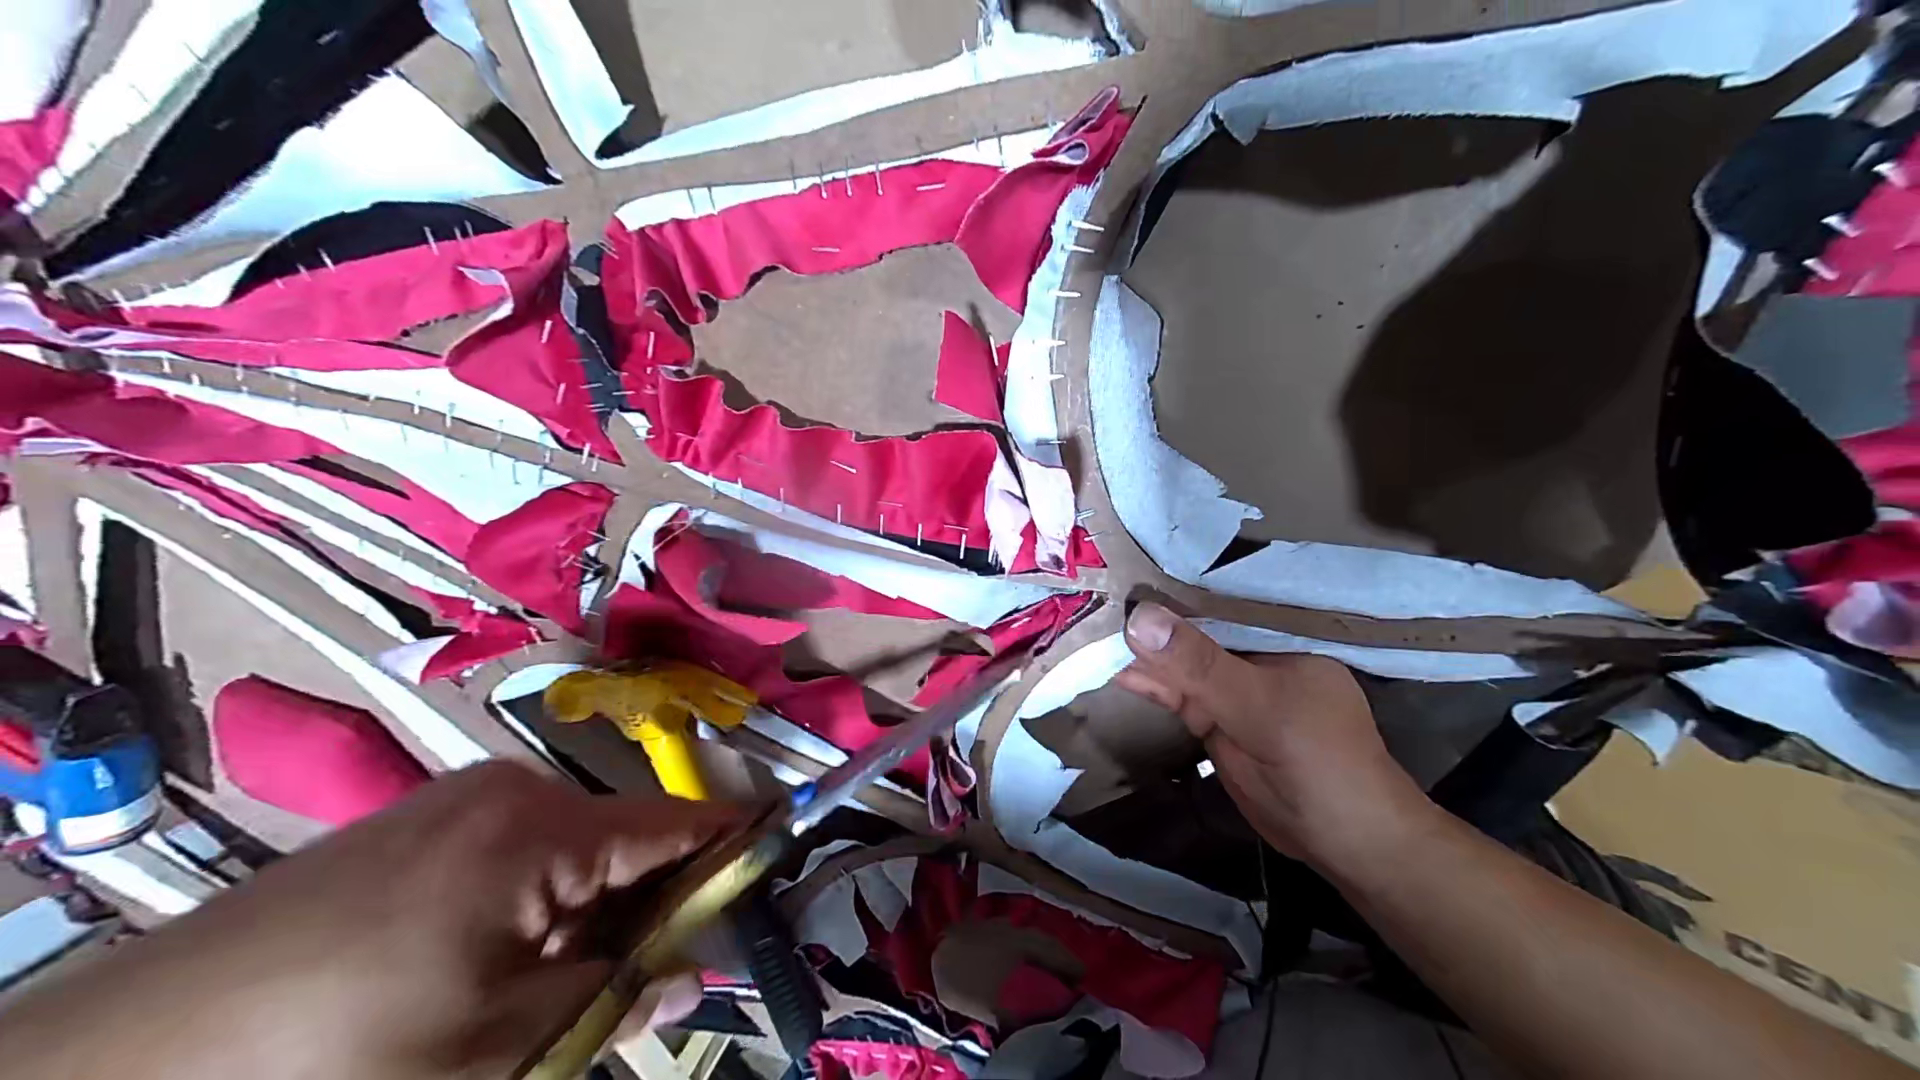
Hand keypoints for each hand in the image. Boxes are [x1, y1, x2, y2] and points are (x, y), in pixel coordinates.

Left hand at [0, 762, 738, 1079]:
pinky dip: (543, 904)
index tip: (778, 861)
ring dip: (591, 915)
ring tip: (563, 989)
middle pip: (624, 841)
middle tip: (652, 977)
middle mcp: (513, 789)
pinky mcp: (428, 821)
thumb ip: (615, 998)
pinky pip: (523, 852)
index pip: (673, 824)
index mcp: (539, 824)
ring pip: (574, 852)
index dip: (731, 845)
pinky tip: (506, 965)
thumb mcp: (497, 1047)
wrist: (131, 1055)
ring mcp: (465, 800)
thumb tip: (697, 971)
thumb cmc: (338, 1047)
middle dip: (648, 908)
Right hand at [1116, 603, 1437, 870]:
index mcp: (1278, 635)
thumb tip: (1138, 617)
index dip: (1172, 587)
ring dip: (1143, 655)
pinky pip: (1177, 694)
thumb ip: (1199, 665)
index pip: (1218, 599)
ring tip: (1097, 641)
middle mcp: (1253, 654)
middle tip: (1097, 607)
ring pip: (1180, 663)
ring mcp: (1233, 688)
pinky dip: (1149, 685)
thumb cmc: (1319, 762)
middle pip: (1193, 630)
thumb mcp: (1258, 706)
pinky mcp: (1216, 719)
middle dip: (1150, 621)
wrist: (1344, 842)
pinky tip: (1119, 674)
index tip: (1123, 573)